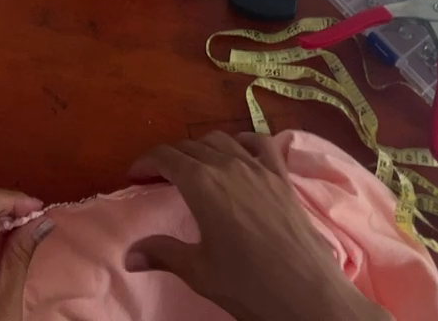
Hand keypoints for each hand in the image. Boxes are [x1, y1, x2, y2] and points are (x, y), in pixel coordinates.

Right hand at [124, 132, 391, 320]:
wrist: (310, 297)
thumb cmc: (249, 286)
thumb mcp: (199, 272)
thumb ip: (162, 253)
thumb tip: (128, 254)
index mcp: (201, 183)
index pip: (165, 157)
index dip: (145, 163)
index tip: (134, 177)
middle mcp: (226, 164)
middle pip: (189, 146)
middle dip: (169, 157)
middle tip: (158, 177)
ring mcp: (257, 167)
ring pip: (221, 140)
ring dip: (200, 147)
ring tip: (193, 166)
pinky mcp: (282, 177)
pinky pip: (260, 144)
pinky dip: (243, 140)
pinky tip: (238, 151)